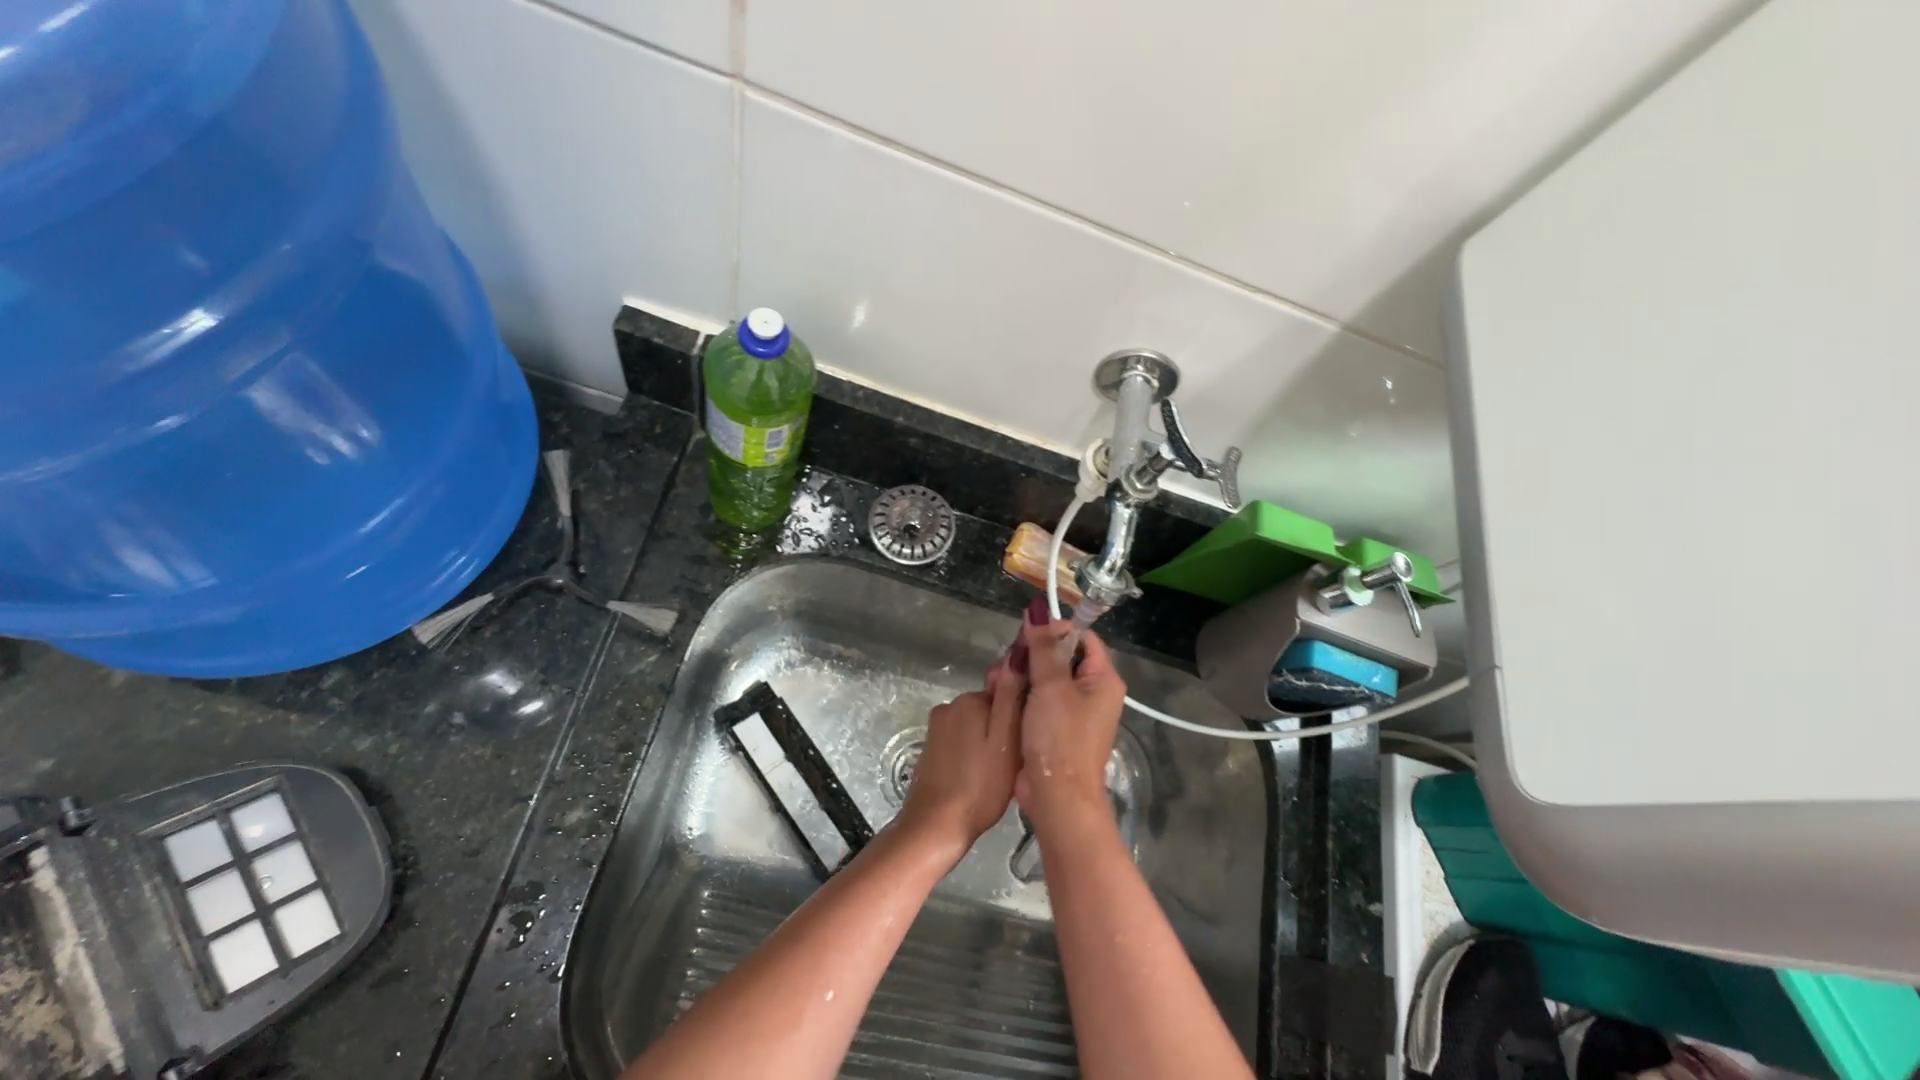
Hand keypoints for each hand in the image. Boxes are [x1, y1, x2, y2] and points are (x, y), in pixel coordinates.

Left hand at [896, 676, 1023, 863]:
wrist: (936, 825)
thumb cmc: (981, 785)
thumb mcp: (1006, 739)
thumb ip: (1010, 696)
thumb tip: (1017, 652)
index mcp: (969, 700)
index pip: (1006, 689)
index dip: (1023, 710)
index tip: (1032, 733)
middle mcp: (950, 706)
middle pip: (990, 708)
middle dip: (1005, 726)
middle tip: (1019, 758)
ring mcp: (937, 729)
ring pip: (977, 726)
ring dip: (990, 741)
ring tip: (1002, 771)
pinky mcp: (932, 749)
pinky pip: (963, 741)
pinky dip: (975, 753)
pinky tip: (982, 776)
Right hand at [1014, 617, 1127, 827]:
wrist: (1057, 798)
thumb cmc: (1060, 738)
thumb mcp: (1050, 687)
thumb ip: (1043, 648)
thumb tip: (1037, 610)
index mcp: (1103, 679)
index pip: (1082, 637)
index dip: (1055, 630)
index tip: (1025, 633)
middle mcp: (1092, 693)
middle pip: (1061, 657)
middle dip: (1030, 655)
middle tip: (1006, 659)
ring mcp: (1073, 712)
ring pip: (1044, 679)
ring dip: (1021, 676)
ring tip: (997, 678)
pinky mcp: (1054, 729)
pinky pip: (1037, 701)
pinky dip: (1020, 695)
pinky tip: (999, 694)